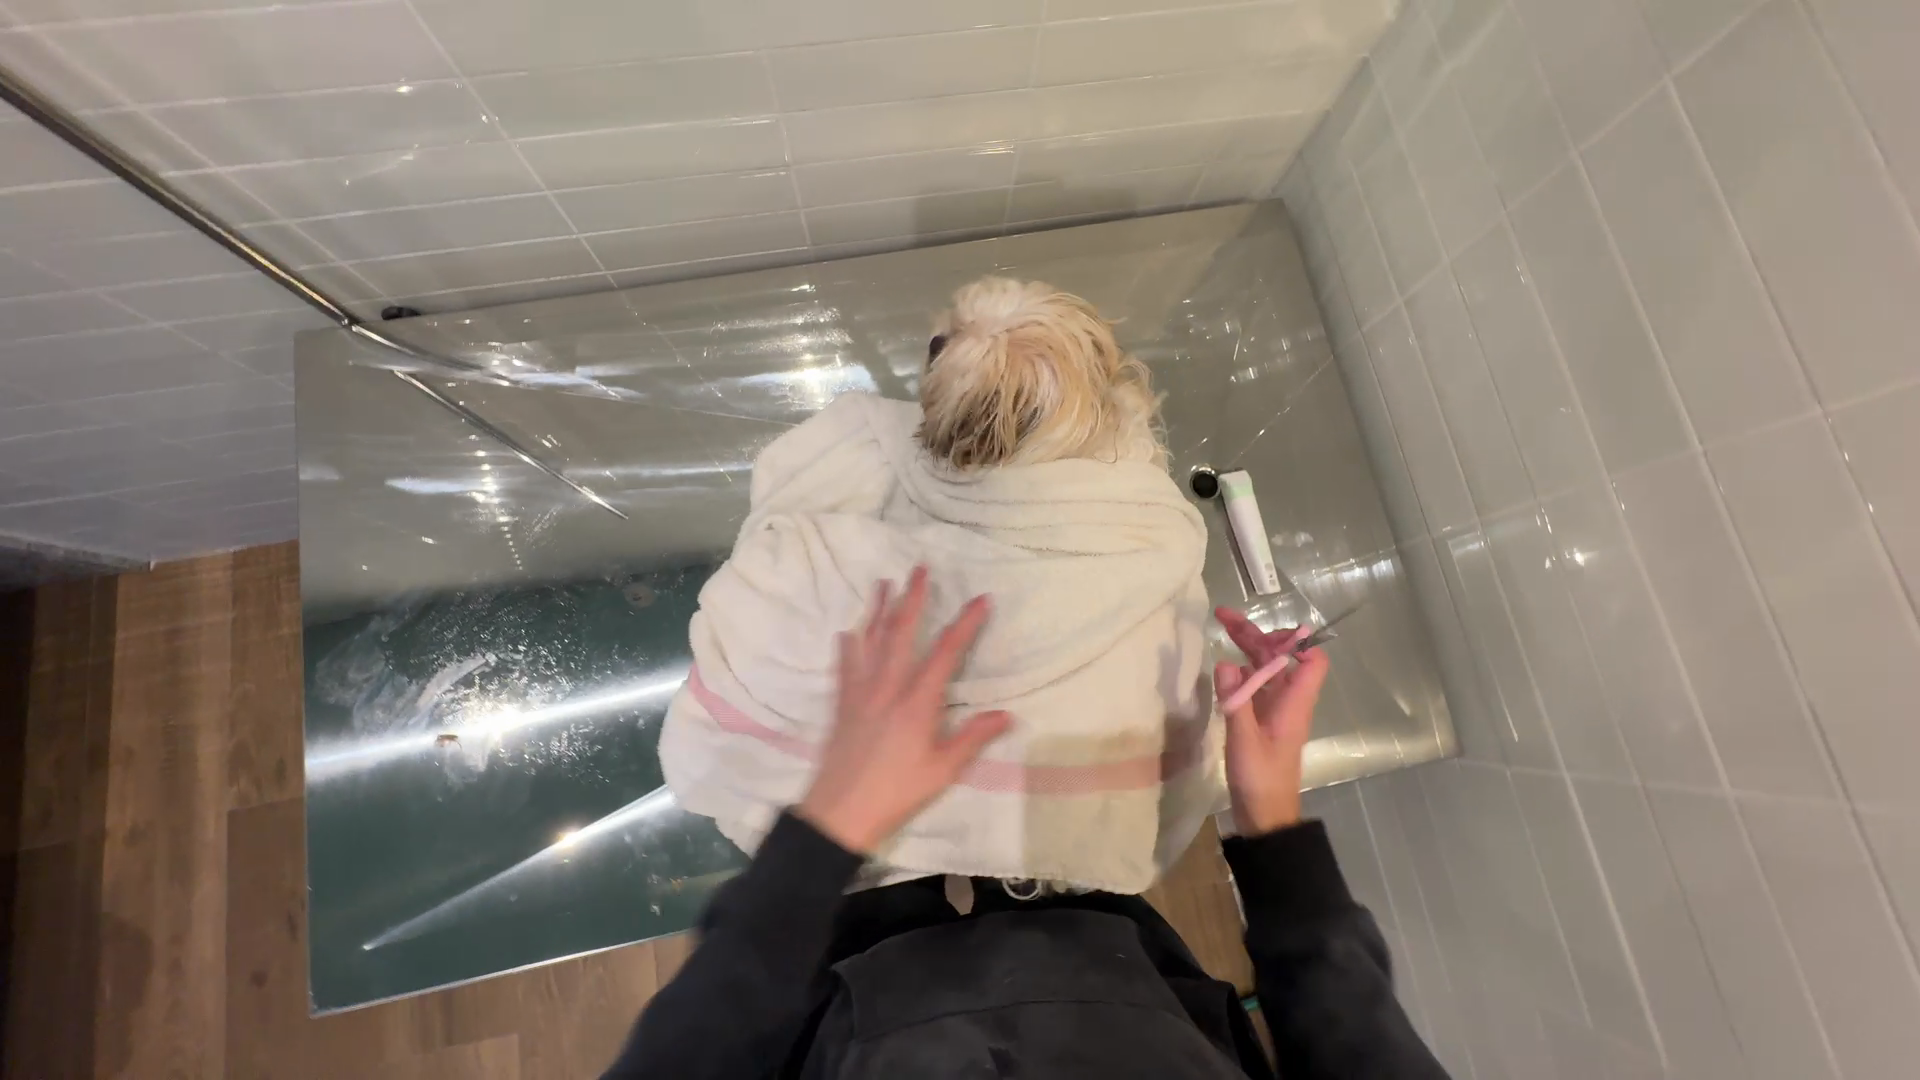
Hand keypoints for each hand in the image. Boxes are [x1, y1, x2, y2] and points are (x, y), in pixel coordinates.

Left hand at [796, 567, 1012, 854]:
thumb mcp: (943, 770)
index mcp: (917, 702)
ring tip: (884, 583)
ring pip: (870, 641)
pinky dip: (849, 645)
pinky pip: (845, 666)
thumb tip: (1006, 714)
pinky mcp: (843, 704)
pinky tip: (847, 632)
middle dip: (913, 598)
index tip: (980, 599)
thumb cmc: (897, 792)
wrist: (840, 811)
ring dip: (879, 610)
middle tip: (920, 568)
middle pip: (902, 633)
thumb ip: (972, 738)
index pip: (946, 653)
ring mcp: (861, 692)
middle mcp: (888, 687)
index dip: (965, 624)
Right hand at [1214, 606, 1330, 835]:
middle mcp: (1287, 701)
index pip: (1311, 661)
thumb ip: (1236, 701)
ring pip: (1264, 669)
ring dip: (1246, 648)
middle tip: (1221, 616)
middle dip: (1255, 634)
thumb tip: (1224, 662)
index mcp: (1294, 703)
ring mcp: (1274, 710)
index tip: (1265, 629)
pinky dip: (1240, 671)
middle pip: (1279, 658)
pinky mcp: (1260, 721)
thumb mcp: (1244, 741)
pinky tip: (1222, 669)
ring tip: (1220, 629)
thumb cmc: (1261, 779)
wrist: (1265, 816)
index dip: (1295, 641)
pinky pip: (1254, 686)